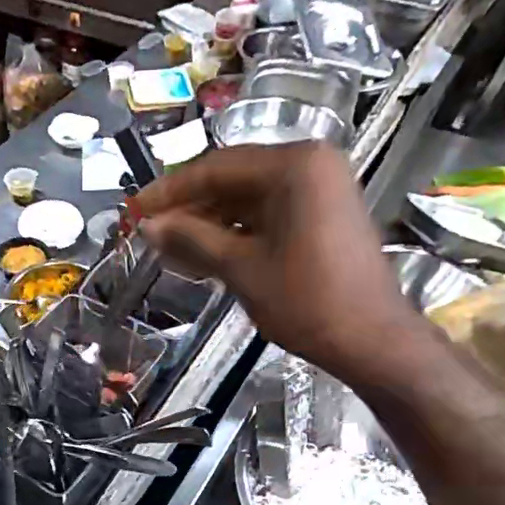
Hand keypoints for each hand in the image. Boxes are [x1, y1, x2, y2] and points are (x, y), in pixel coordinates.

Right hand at [132, 143, 422, 373]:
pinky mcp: (321, 214)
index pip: (216, 168)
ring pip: (247, 198)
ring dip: (208, 222)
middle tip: (149, 231)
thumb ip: (192, 239)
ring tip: (169, 248)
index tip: (135, 210)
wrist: (369, 339)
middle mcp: (310, 164)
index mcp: (294, 166)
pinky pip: (267, 213)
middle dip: (188, 207)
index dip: (170, 191)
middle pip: (232, 178)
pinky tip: (203, 253)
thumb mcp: (241, 268)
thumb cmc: (306, 301)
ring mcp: (319, 189)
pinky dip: (234, 232)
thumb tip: (148, 226)